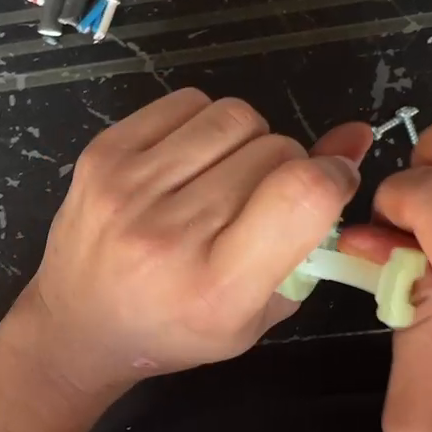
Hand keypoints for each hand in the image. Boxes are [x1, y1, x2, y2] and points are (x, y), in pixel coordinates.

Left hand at [12, 89, 370, 397]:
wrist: (78, 325)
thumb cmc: (177, 330)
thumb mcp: (256, 311)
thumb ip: (314, 234)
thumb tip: (353, 136)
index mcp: (218, 287)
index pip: (302, 193)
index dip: (331, 176)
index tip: (325, 185)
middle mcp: (170, 234)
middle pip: (274, 149)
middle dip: (285, 167)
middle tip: (257, 201)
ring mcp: (129, 189)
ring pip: (234, 117)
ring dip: (245, 141)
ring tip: (223, 179)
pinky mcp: (102, 155)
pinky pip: (186, 102)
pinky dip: (202, 124)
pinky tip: (188, 162)